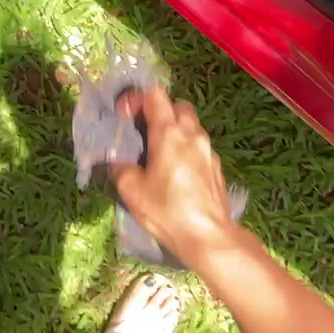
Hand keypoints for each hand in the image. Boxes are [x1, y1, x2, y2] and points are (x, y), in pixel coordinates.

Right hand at [111, 85, 239, 257]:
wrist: (208, 237)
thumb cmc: (166, 211)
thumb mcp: (131, 191)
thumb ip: (119, 167)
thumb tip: (117, 160)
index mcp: (169, 133)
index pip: (155, 95)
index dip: (136, 99)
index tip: (124, 117)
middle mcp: (192, 134)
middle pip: (177, 105)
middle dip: (159, 112)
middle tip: (143, 133)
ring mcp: (208, 150)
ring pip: (191, 126)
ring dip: (173, 131)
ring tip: (157, 154)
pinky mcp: (216, 167)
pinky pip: (198, 146)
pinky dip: (185, 149)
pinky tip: (175, 173)